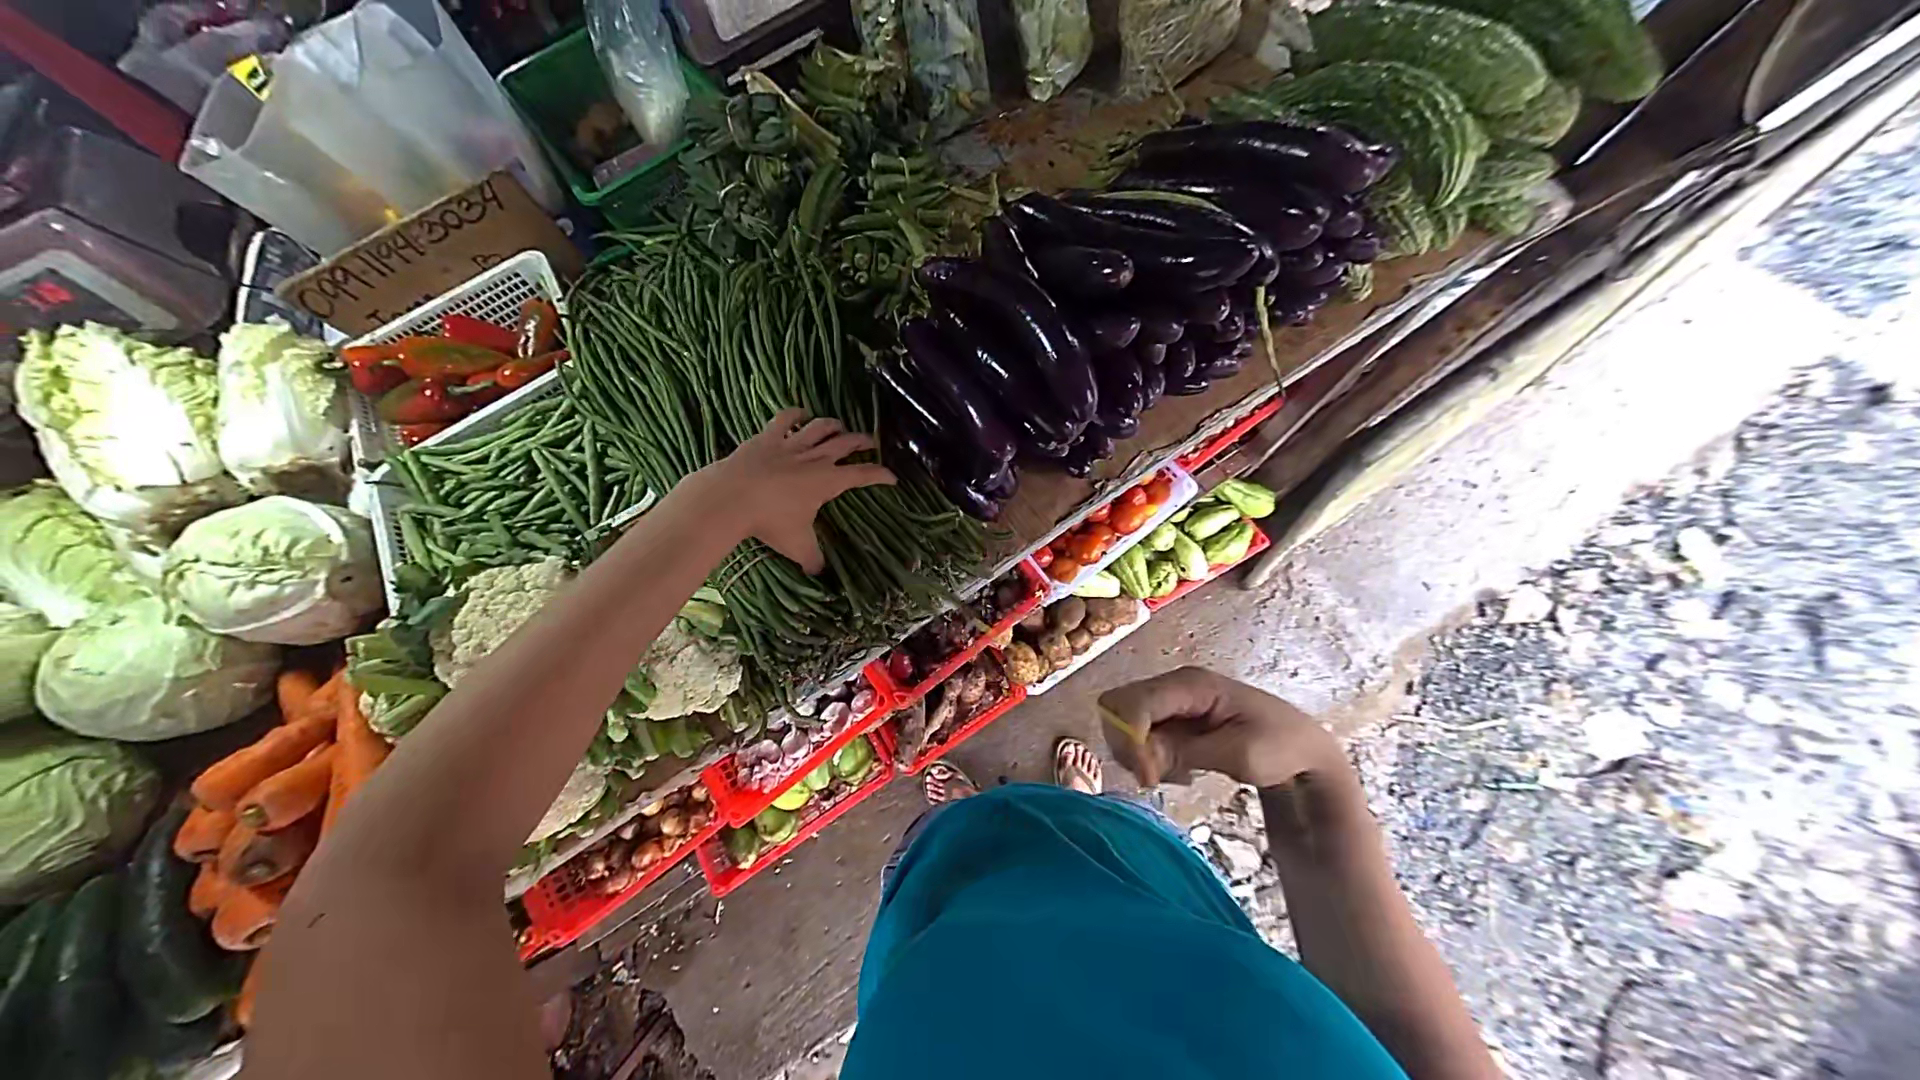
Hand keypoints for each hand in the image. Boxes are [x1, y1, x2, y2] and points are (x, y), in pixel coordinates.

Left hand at [682, 409, 895, 573]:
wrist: (731, 497)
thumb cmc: (769, 521)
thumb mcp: (796, 545)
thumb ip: (812, 559)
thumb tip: (820, 573)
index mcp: (828, 481)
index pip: (863, 474)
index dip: (880, 474)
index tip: (892, 477)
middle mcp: (815, 458)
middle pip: (847, 443)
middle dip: (863, 441)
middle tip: (871, 442)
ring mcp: (791, 444)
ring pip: (820, 427)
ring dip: (834, 425)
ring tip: (840, 426)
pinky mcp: (768, 437)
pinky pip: (785, 419)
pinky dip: (796, 414)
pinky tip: (801, 414)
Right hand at [1097, 667, 1343, 789]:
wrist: (1303, 751)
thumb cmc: (1280, 748)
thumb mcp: (1240, 755)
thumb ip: (1185, 753)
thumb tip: (1142, 758)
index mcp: (1192, 684)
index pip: (1136, 701)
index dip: (1131, 738)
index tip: (1147, 777)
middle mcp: (1173, 685)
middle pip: (1117, 704)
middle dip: (1125, 742)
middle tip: (1153, 774)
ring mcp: (1169, 700)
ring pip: (1121, 719)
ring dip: (1135, 751)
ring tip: (1172, 773)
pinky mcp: (1169, 717)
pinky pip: (1137, 734)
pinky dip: (1146, 755)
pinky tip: (1178, 768)